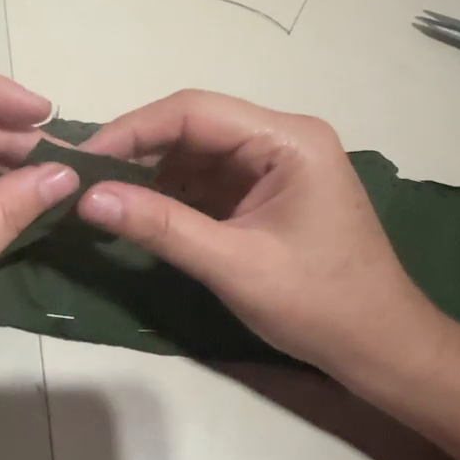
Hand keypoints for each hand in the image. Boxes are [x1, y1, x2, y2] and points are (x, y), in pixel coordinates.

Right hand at [75, 90, 444, 377]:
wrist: (379, 348)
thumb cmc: (319, 304)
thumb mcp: (233, 264)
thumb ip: (160, 226)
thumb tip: (86, 198)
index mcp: (287, 139)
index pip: (193, 111)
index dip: (131, 130)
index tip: (81, 160)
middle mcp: (278, 139)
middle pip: (190, 127)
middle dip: (134, 151)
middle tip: (79, 179)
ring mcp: (269, 166)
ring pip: (190, 153)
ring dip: (145, 173)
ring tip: (96, 195)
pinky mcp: (259, 193)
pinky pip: (201, 181)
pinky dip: (165, 195)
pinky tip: (132, 210)